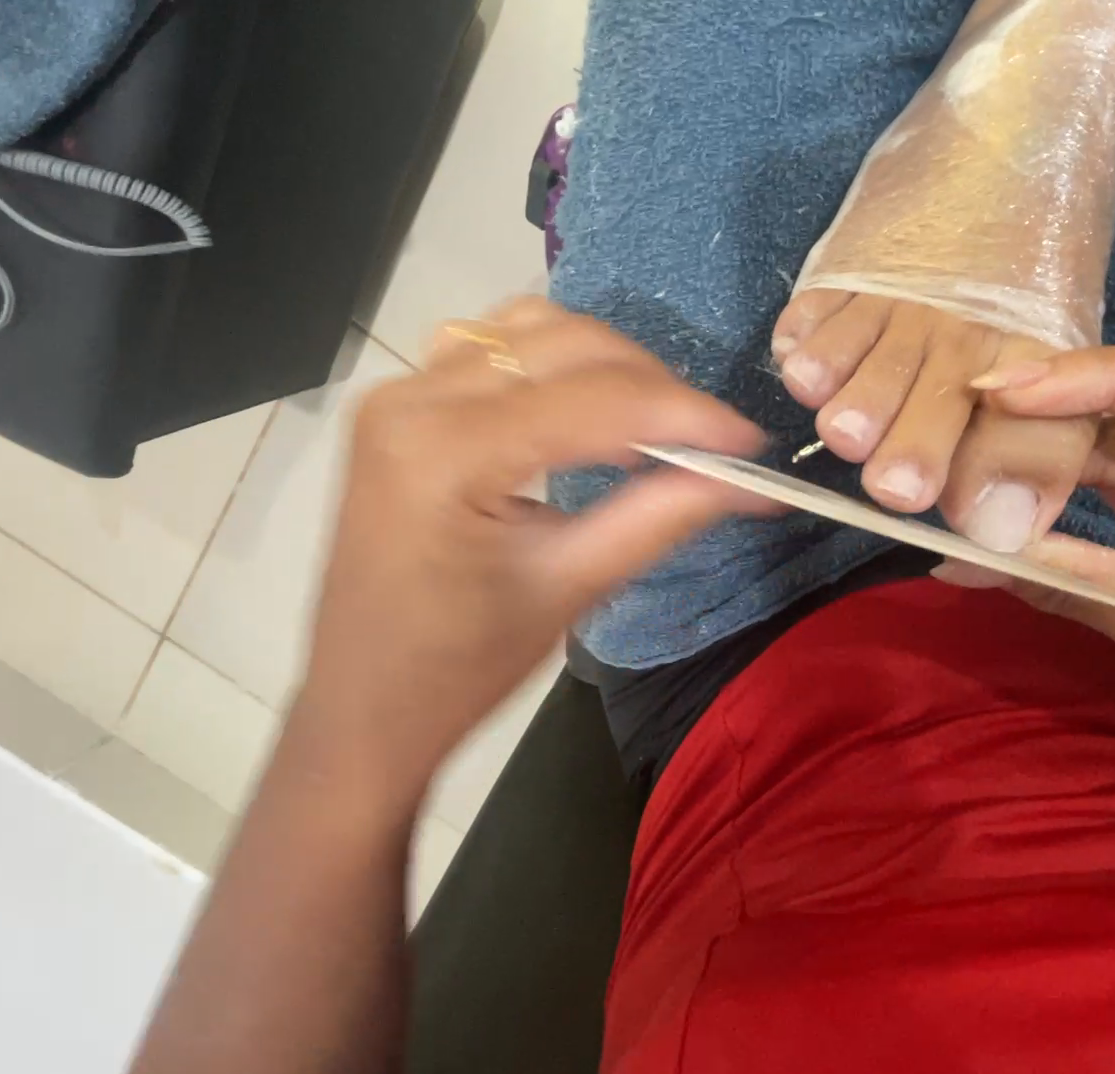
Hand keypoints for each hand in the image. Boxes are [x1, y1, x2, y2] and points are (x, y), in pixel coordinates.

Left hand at [291, 298, 763, 791]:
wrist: (365, 702)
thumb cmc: (462, 667)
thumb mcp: (571, 589)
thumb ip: (661, 519)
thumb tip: (749, 483)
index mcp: (448, 454)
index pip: (596, 402)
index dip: (685, 414)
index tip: (750, 442)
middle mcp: (414, 400)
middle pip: (566, 346)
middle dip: (653, 385)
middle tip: (709, 440)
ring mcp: (400, 393)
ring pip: (531, 330)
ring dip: (606, 364)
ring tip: (655, 422)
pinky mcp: (402, 404)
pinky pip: (493, 346)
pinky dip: (555, 362)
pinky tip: (588, 406)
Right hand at [934, 345, 1114, 750]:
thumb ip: (1068, 580)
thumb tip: (958, 560)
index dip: (1092, 382)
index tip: (1003, 389)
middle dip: (1049, 411)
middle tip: (964, 418)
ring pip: (1108, 428)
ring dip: (1038, 443)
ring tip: (967, 451)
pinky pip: (1098, 464)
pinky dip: (1047, 474)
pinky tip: (994, 477)